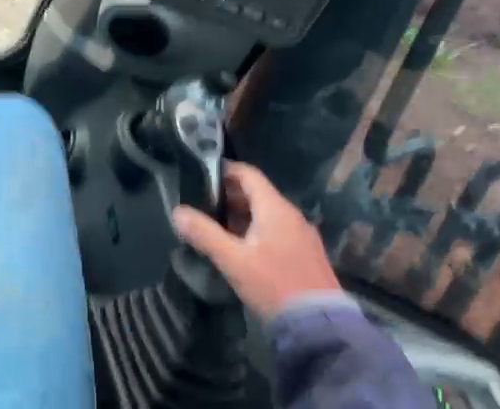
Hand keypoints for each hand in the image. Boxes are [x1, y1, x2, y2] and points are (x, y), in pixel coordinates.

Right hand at [173, 161, 341, 320]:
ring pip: (267, 214)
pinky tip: (243, 248)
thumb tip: (177, 212)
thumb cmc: (274, 284)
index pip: (248, 174)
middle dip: (229, 196)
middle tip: (202, 204)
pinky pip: (278, 231)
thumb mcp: (232, 259)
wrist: (321, 329)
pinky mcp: (308, 256)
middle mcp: (293, 216)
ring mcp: (304, 237)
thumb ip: (203, 233)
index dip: (223, 170)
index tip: (200, 176)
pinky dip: (257, 230)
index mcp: (276, 209)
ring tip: (217, 227)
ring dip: (242, 215)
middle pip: (257, 193)